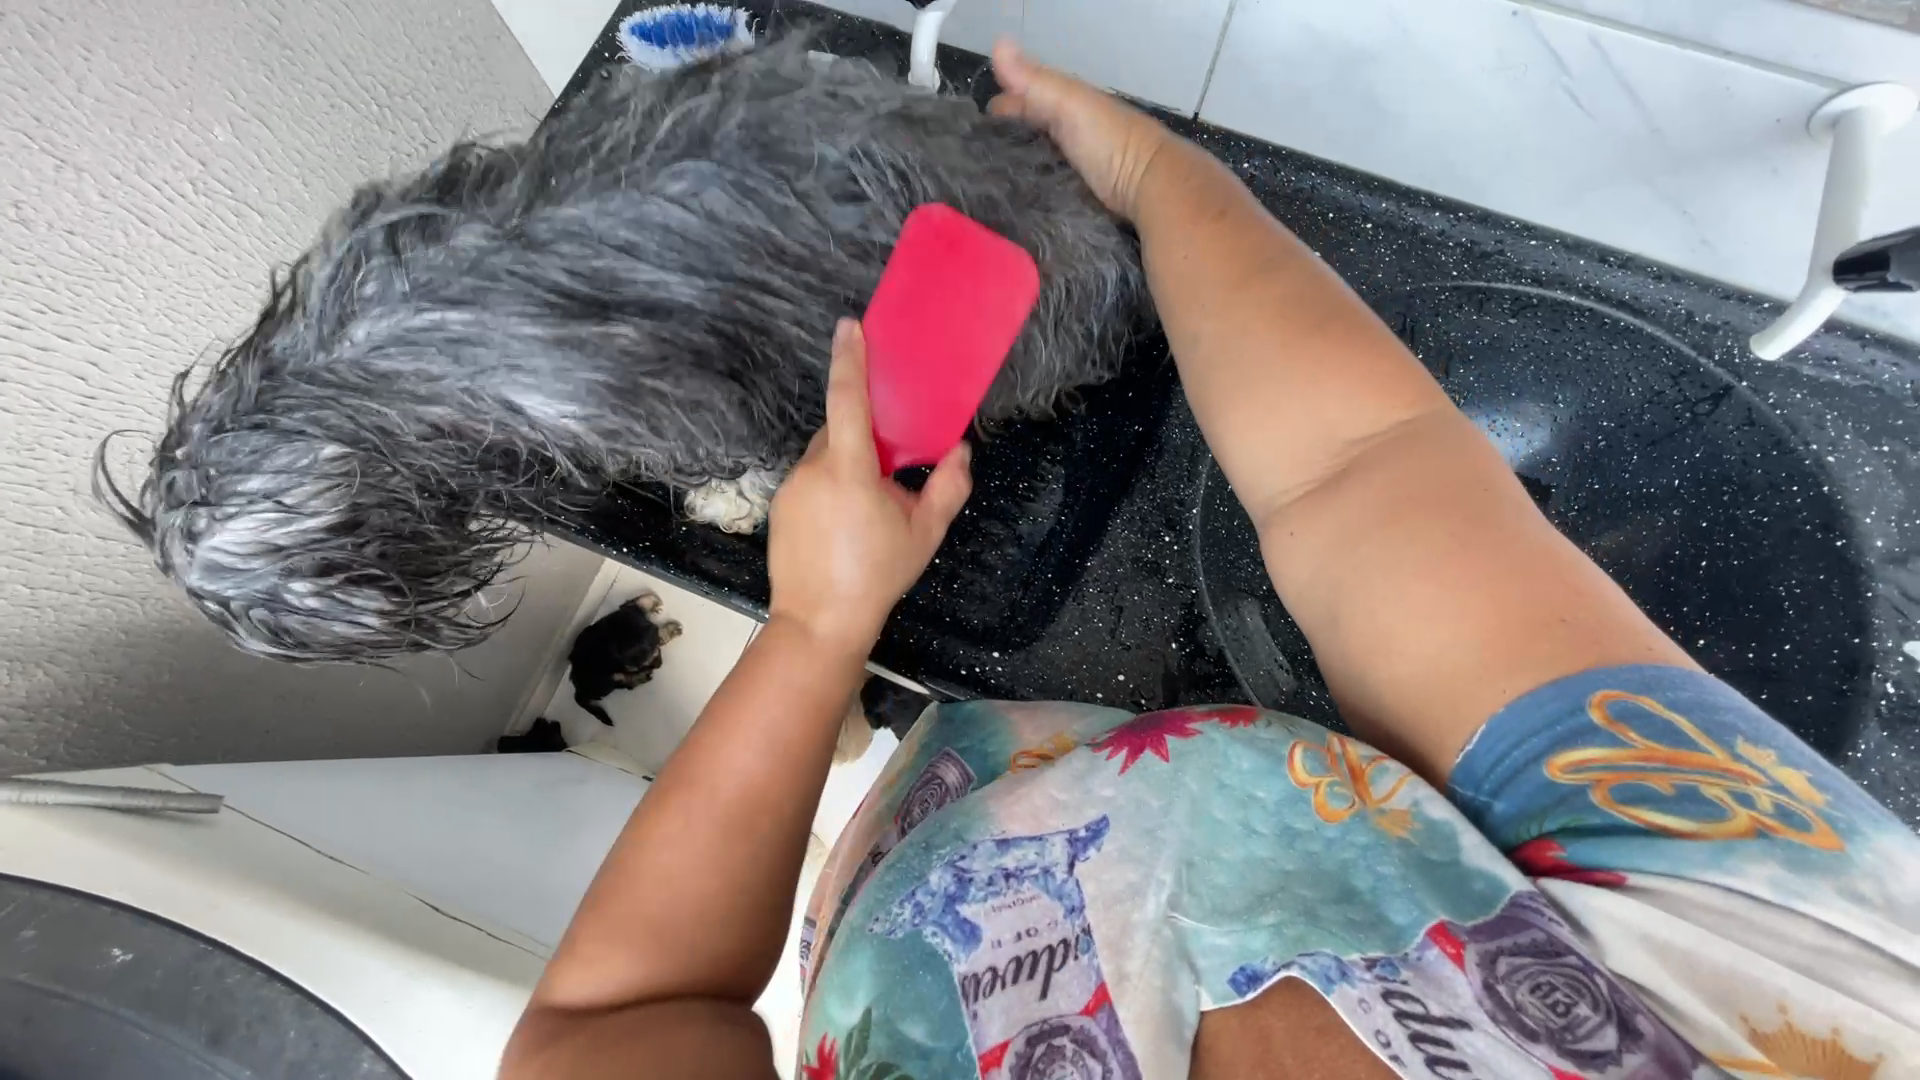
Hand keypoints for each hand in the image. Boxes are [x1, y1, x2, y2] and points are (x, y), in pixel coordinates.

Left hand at [767, 319, 972, 654]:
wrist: (819, 623)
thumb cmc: (876, 576)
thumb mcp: (925, 534)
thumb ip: (948, 487)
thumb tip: (960, 452)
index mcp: (849, 469)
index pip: (847, 400)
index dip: (850, 359)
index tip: (849, 326)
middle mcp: (812, 470)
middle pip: (839, 431)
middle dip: (864, 439)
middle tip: (889, 471)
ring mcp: (790, 489)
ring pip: (823, 459)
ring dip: (846, 468)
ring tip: (866, 513)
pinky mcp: (778, 508)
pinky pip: (809, 482)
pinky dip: (828, 489)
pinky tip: (842, 528)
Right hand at [988, 40, 1177, 219]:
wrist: (1151, 188)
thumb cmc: (1110, 142)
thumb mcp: (1070, 104)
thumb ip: (1035, 82)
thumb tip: (996, 44)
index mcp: (1064, 107)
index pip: (1019, 104)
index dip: (995, 115)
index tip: (968, 138)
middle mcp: (1067, 136)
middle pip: (1024, 139)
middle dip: (999, 150)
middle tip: (969, 172)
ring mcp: (1073, 172)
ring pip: (1032, 170)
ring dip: (1012, 179)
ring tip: (985, 195)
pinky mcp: (1077, 203)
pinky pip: (1045, 198)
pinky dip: (1030, 201)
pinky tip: (1013, 211)